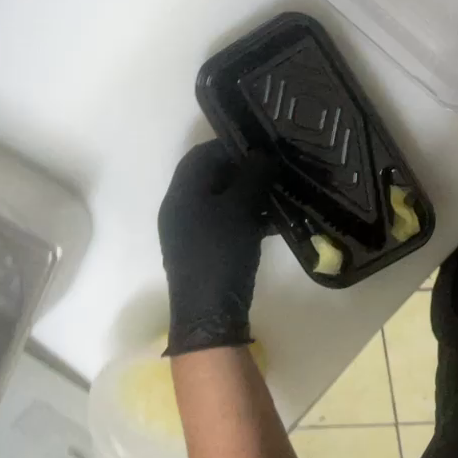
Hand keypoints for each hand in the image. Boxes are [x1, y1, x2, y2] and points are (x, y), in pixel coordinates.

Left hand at [159, 141, 276, 354]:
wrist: (208, 312)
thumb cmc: (221, 252)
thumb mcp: (241, 209)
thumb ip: (252, 176)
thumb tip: (262, 154)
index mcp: (182, 193)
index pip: (201, 154)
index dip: (231, 145)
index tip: (262, 146)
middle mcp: (180, 208)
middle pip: (211, 176)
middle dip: (243, 169)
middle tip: (274, 169)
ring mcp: (190, 231)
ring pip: (220, 199)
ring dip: (247, 194)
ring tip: (277, 194)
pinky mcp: (203, 249)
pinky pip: (224, 221)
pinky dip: (245, 215)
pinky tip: (270, 221)